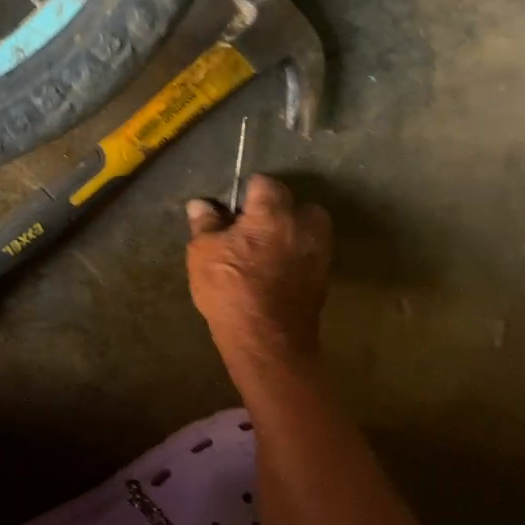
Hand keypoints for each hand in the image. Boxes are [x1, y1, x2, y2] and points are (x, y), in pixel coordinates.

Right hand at [185, 174, 332, 366]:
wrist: (266, 340)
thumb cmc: (229, 287)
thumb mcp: (203, 251)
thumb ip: (206, 224)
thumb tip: (202, 205)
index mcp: (273, 216)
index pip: (267, 184)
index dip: (249, 188)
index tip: (232, 202)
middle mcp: (304, 231)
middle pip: (304, 206)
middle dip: (283, 208)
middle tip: (255, 222)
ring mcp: (318, 257)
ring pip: (313, 231)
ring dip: (294, 231)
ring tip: (266, 244)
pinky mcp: (322, 281)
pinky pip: (312, 254)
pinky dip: (297, 253)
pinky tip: (274, 266)